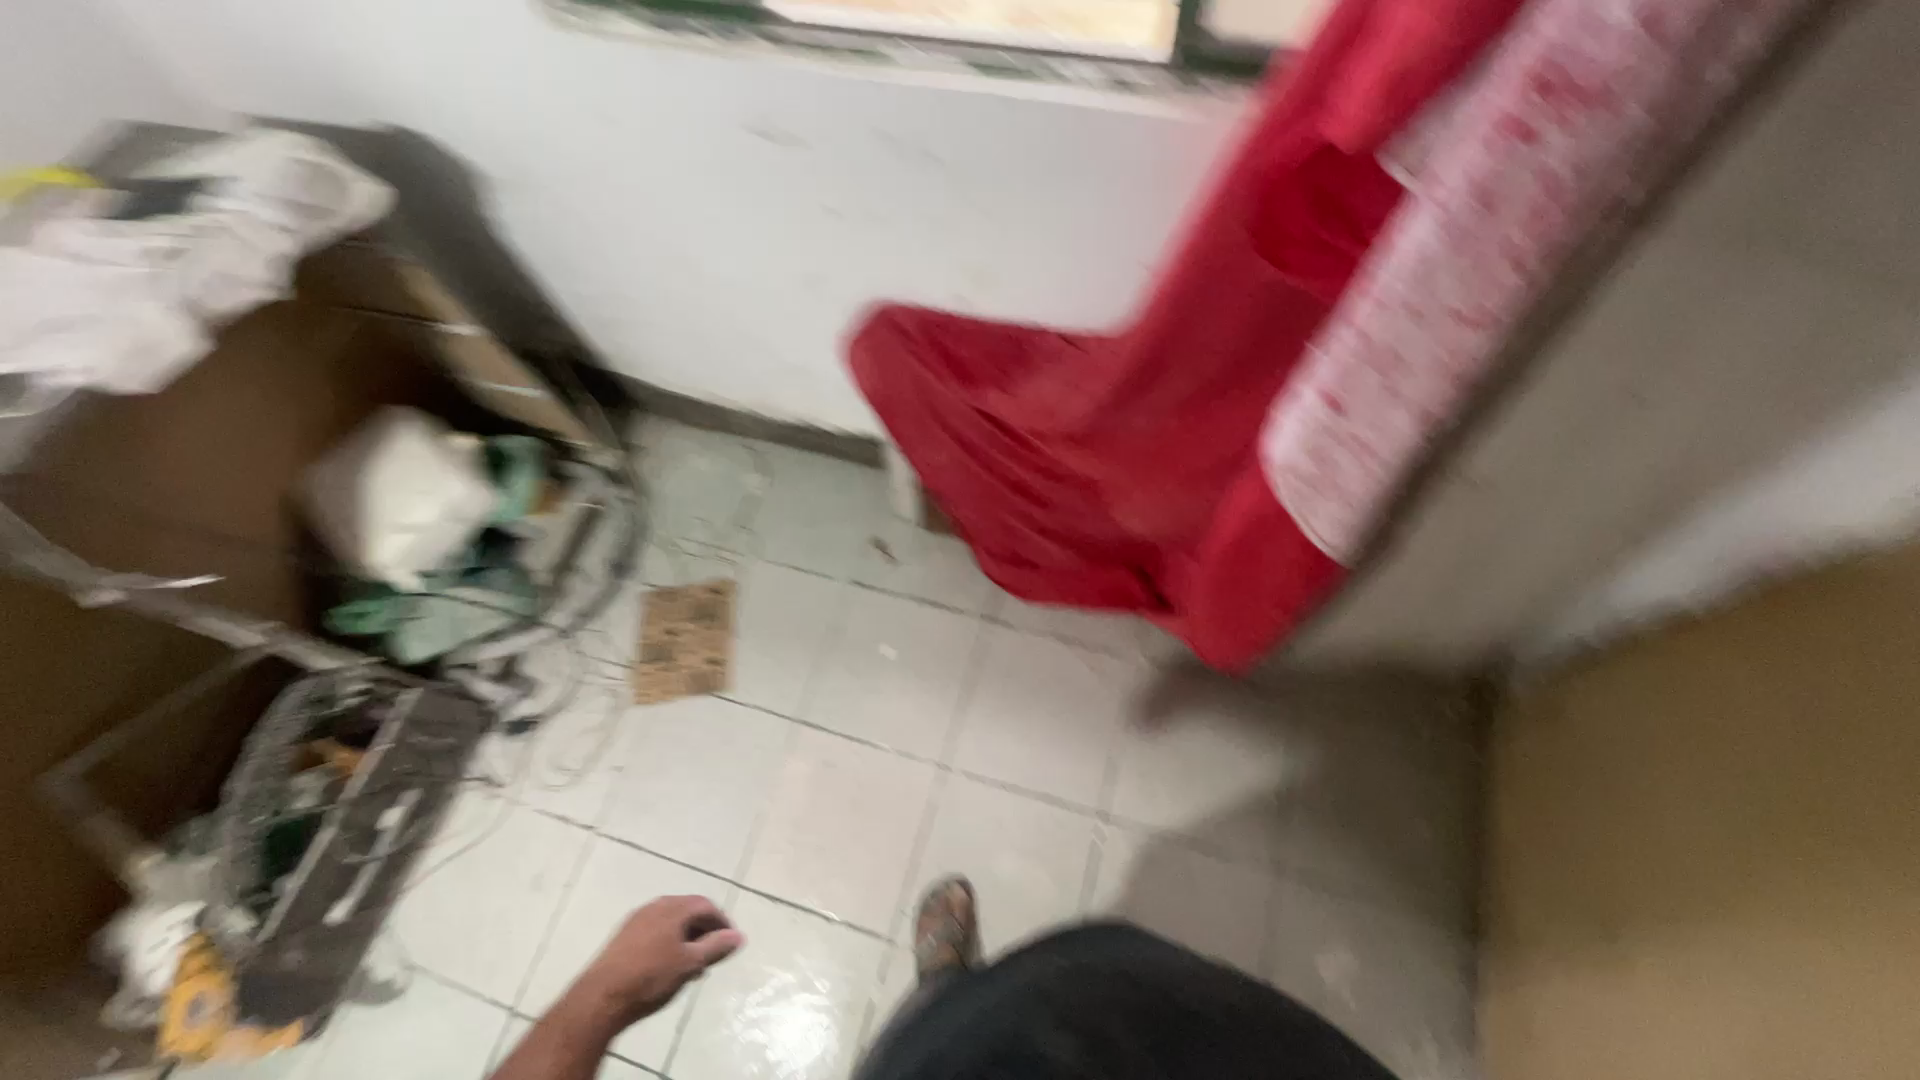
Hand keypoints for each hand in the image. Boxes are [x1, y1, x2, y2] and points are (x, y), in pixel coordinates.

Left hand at [569, 895, 744, 1026]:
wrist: (599, 999)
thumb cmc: (650, 978)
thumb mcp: (690, 964)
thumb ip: (716, 947)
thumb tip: (739, 936)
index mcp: (673, 908)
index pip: (706, 905)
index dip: (722, 922)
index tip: (730, 942)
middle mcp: (655, 906)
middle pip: (688, 910)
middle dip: (704, 930)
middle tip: (713, 952)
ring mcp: (636, 920)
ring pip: (671, 922)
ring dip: (686, 937)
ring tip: (692, 963)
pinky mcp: (623, 936)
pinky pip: (655, 931)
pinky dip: (669, 942)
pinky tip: (668, 965)